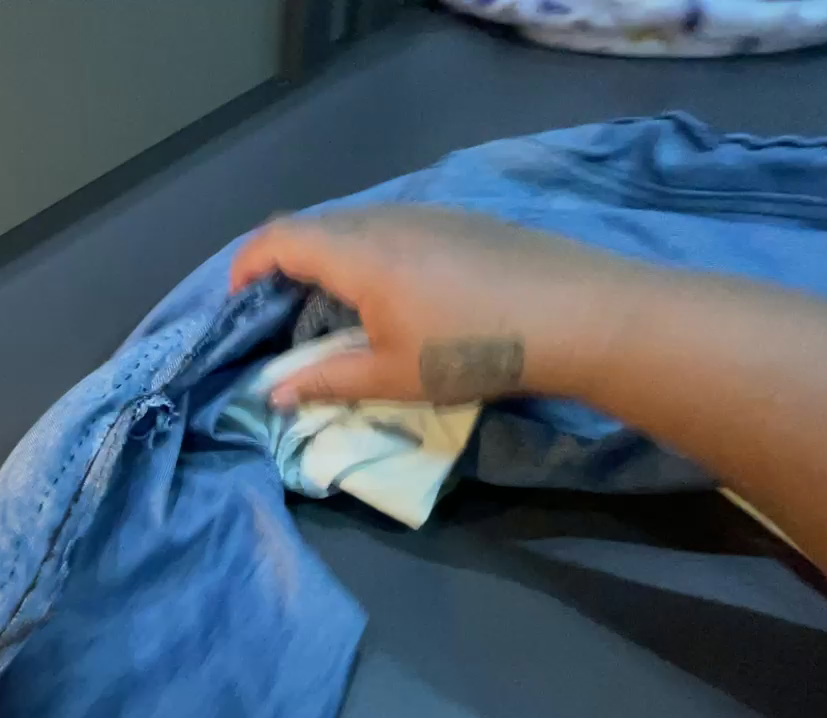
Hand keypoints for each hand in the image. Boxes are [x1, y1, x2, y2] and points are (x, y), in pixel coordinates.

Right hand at [230, 206, 653, 407]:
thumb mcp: (390, 378)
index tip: (236, 301)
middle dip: (278, 261)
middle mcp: (387, 221)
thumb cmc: (476, 349)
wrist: (591, 316)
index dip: (246, 264)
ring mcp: (427, 214)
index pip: (280, 238)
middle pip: (311, 225)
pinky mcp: (458, 220)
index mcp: (360, 254)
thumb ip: (323, 381)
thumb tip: (272, 395)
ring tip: (325, 304)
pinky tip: (384, 291)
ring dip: (321, 255)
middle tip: (275, 310)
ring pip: (350, 222)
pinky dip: (359, 251)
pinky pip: (386, 225)